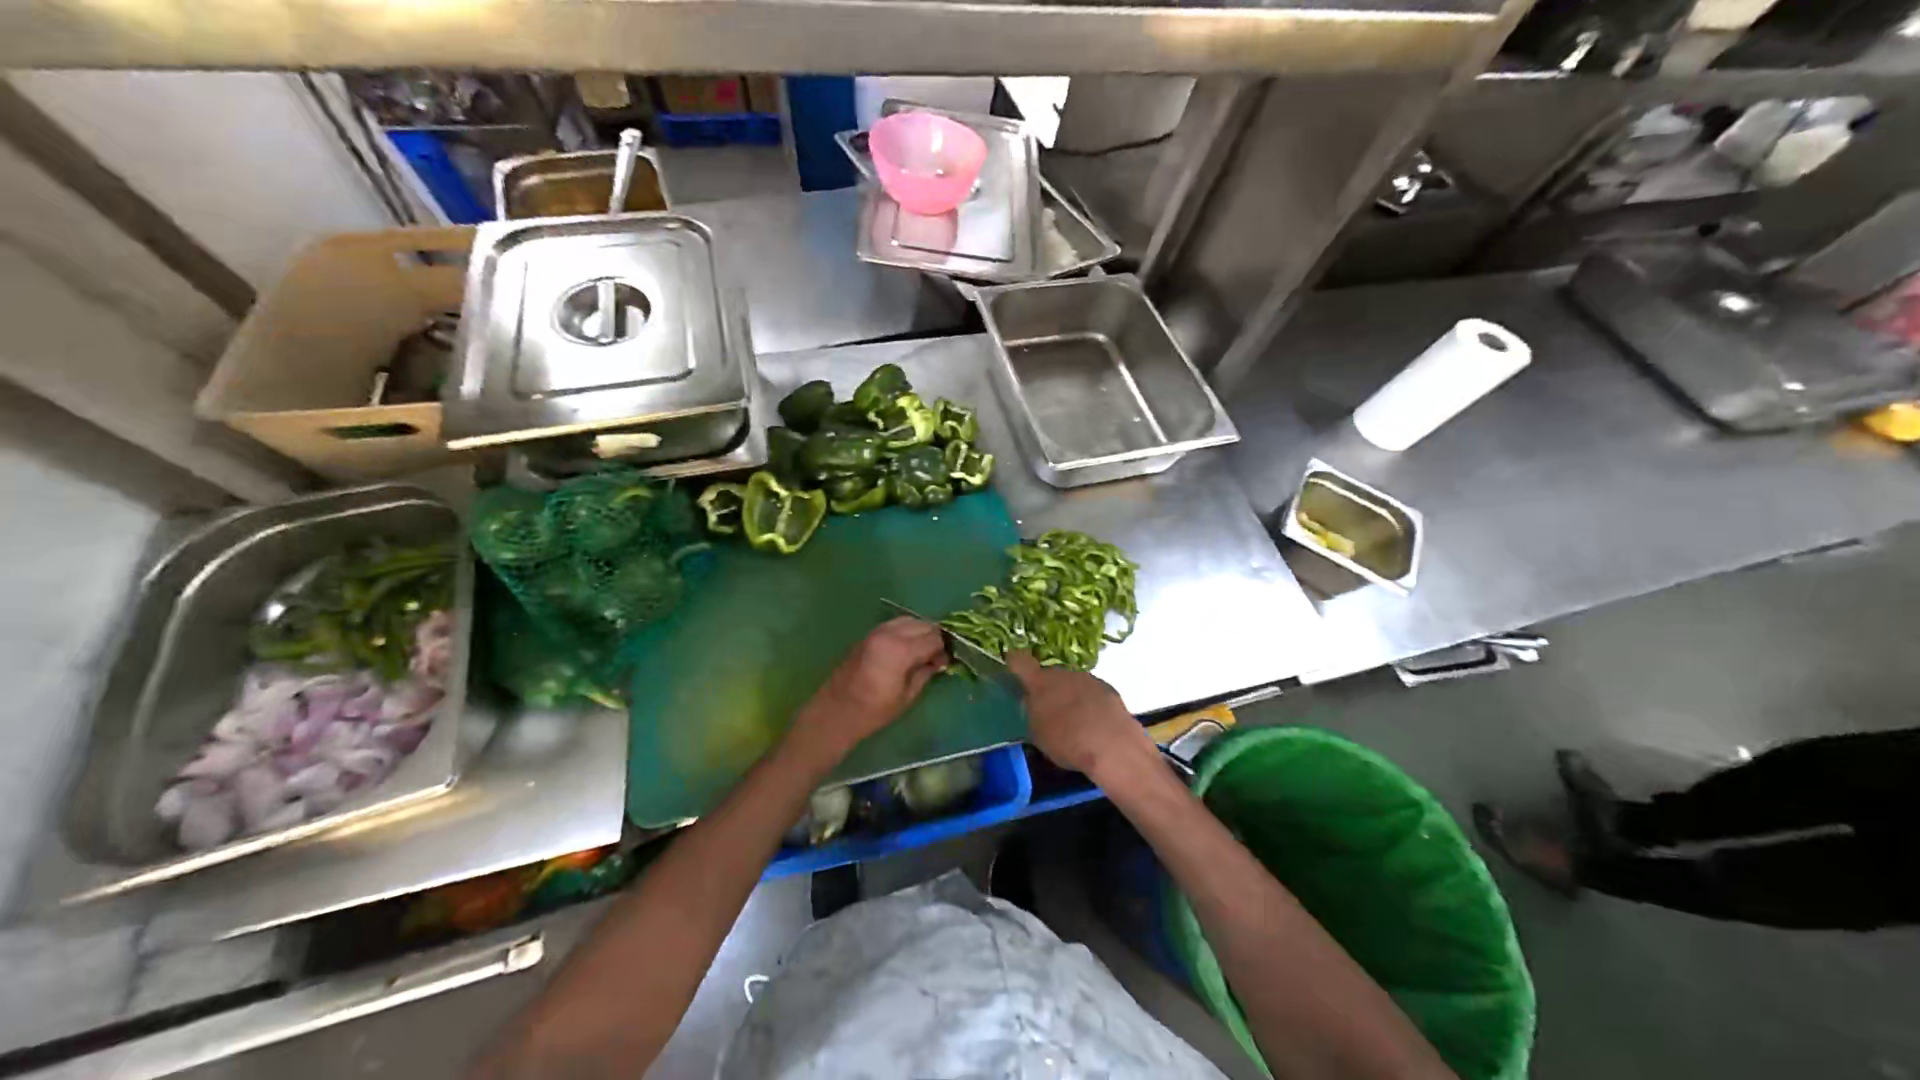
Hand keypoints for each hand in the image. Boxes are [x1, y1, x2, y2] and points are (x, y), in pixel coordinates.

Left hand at [788, 617, 947, 763]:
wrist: (836, 710)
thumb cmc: (874, 710)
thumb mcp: (907, 695)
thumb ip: (926, 672)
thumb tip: (940, 660)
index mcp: (900, 650)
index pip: (933, 638)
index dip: (944, 648)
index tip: (945, 662)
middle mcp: (889, 634)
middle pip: (922, 624)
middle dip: (933, 637)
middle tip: (936, 656)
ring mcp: (876, 632)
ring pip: (908, 620)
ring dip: (919, 631)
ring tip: (922, 651)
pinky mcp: (868, 635)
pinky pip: (894, 624)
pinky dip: (906, 631)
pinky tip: (907, 648)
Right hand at [1007, 651, 1156, 783]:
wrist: (1113, 746)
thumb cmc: (1067, 742)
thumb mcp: (1038, 734)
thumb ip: (1033, 714)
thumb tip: (1034, 705)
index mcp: (1040, 682)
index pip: (1020, 661)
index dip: (1014, 662)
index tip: (1011, 664)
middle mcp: (1063, 673)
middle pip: (1049, 675)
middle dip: (1047, 689)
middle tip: (1048, 711)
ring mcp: (1088, 678)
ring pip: (1072, 683)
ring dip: (1069, 695)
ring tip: (1074, 721)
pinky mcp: (1108, 689)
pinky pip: (1091, 692)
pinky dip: (1089, 703)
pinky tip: (1093, 723)